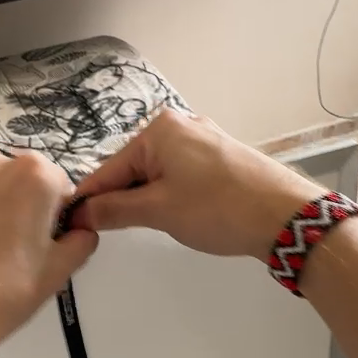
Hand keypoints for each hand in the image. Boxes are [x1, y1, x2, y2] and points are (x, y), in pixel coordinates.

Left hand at [0, 145, 98, 340]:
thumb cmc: (7, 289)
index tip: (40, 236)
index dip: (52, 209)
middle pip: (14, 174)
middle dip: (15, 198)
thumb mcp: (59, 269)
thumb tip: (80, 228)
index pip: (56, 183)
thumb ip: (82, 238)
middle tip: (7, 239)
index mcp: (34, 173)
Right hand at [72, 111, 324, 258]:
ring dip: (146, 200)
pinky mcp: (220, 156)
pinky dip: (169, 194)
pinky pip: (179, 174)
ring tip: (146, 226)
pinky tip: (173, 215)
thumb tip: (80, 214)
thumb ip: (113, 210)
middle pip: (132, 168)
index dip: (88, 200)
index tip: (70, 225)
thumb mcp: (157, 211)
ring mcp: (203, 139)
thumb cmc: (217, 208)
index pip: (108, 169)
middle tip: (108, 233)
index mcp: (158, 130)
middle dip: (120, 199)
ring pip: (156, 173)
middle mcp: (179, 125)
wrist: (288, 216)